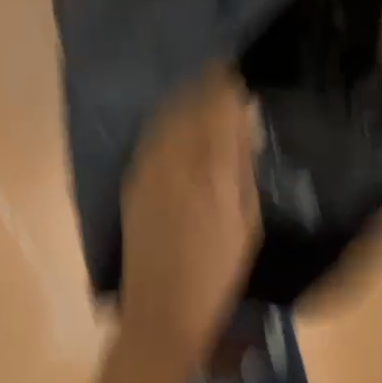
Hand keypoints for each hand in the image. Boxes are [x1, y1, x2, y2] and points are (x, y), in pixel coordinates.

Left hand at [117, 67, 260, 363]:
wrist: (161, 312)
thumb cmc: (217, 271)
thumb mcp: (248, 221)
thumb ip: (244, 168)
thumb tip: (245, 125)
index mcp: (214, 170)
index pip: (220, 106)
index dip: (228, 82)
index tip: (237, 69)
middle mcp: (179, 160)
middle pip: (192, 102)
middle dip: (207, 82)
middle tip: (222, 73)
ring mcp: (151, 168)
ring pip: (169, 113)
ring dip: (186, 94)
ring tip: (200, 85)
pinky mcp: (133, 180)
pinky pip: (152, 134)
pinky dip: (167, 117)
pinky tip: (176, 117)